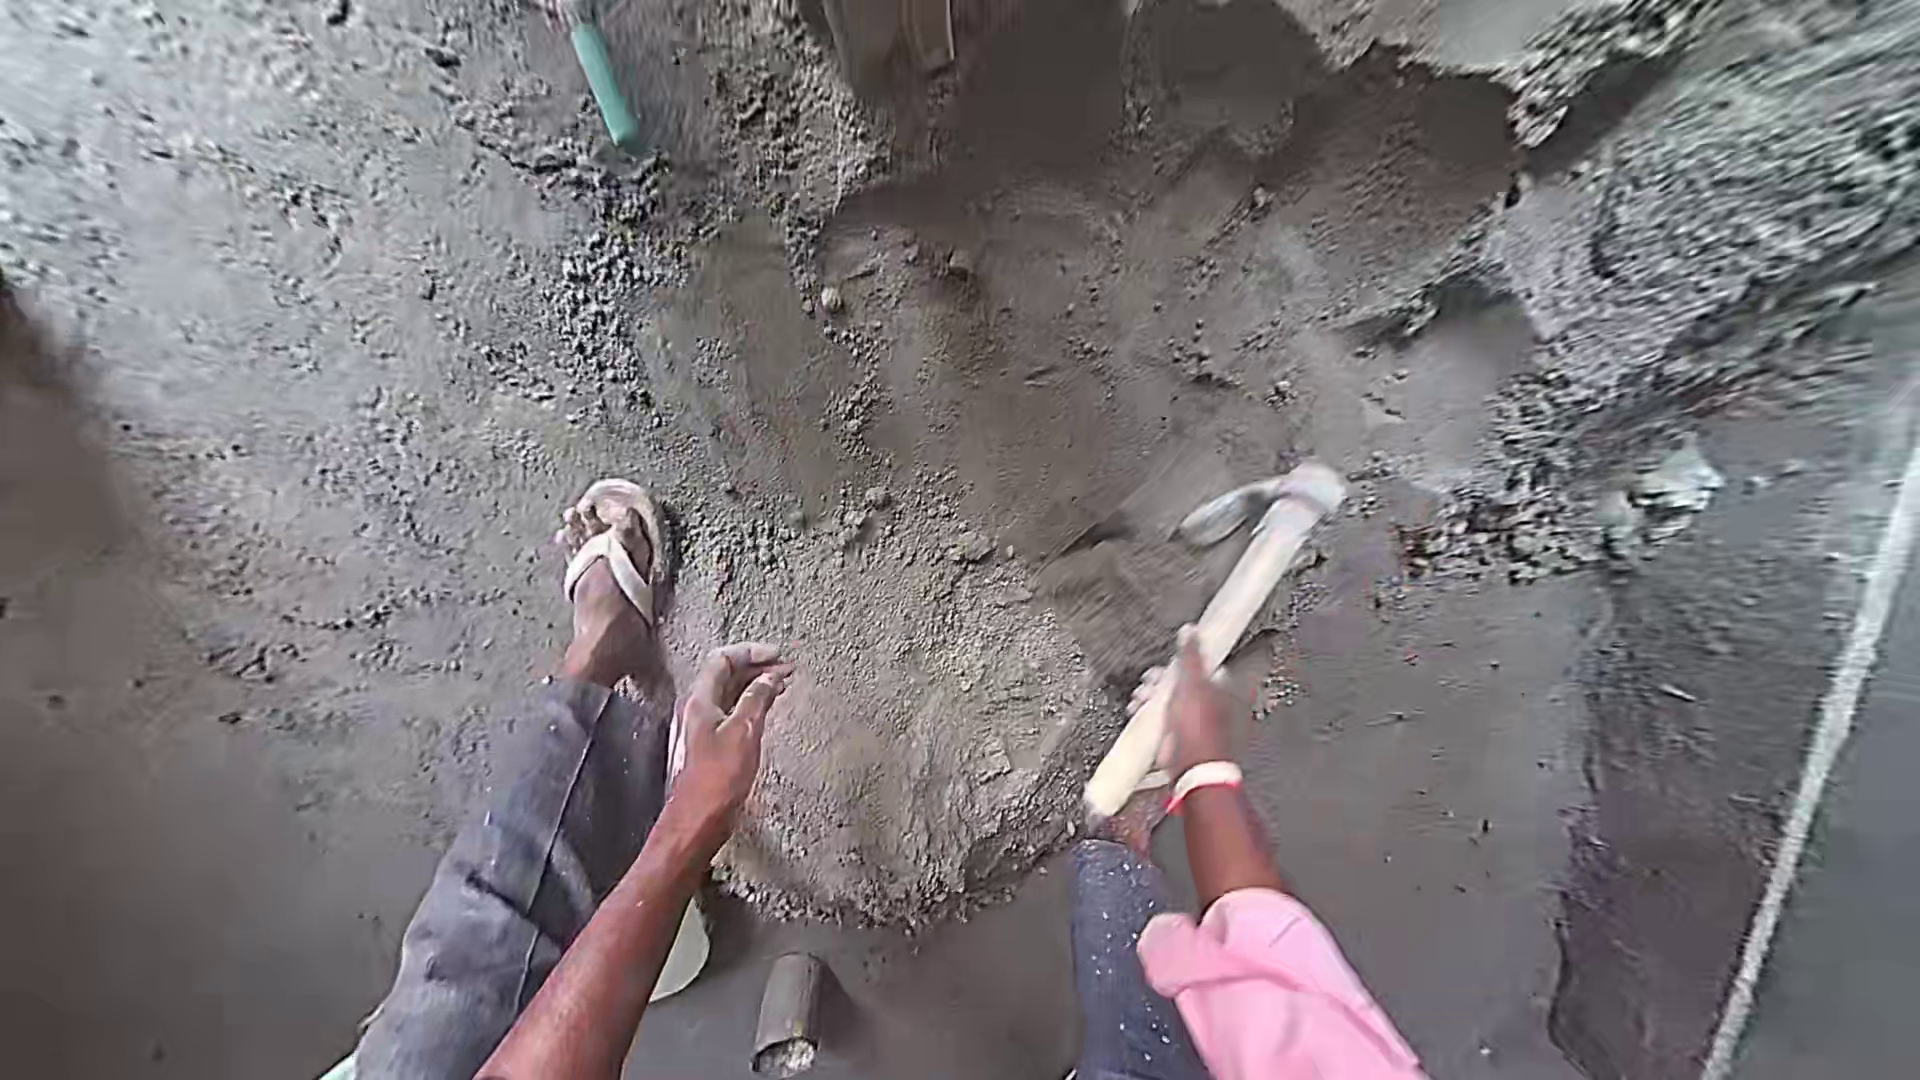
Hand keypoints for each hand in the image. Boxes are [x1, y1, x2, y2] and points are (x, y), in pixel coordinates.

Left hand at [664, 642, 792, 852]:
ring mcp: (705, 726)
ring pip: (733, 692)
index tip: (777, 655)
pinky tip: (770, 706)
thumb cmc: (717, 780)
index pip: (723, 659)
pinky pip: (735, 710)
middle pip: (727, 674)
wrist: (698, 821)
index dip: (751, 652)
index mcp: (700, 701)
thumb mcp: (744, 731)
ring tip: (784, 683)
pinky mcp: (713, 743)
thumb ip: (757, 699)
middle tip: (786, 667)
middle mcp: (699, 709)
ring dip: (757, 684)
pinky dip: (754, 702)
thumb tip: (770, 678)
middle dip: (757, 666)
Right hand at [1129, 625, 1240, 778]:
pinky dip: (1145, 710)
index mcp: (1216, 688)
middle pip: (1178, 680)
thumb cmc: (1197, 728)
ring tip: (1141, 697)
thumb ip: (1191, 657)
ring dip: (1149, 695)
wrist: (1190, 766)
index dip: (1181, 661)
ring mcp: (1189, 718)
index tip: (1167, 662)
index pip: (1199, 665)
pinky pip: (1156, 714)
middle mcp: (1205, 702)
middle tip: (1150, 681)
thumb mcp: (1192, 684)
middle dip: (1160, 679)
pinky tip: (1137, 710)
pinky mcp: (1173, 732)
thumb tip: (1190, 630)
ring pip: (1165, 696)